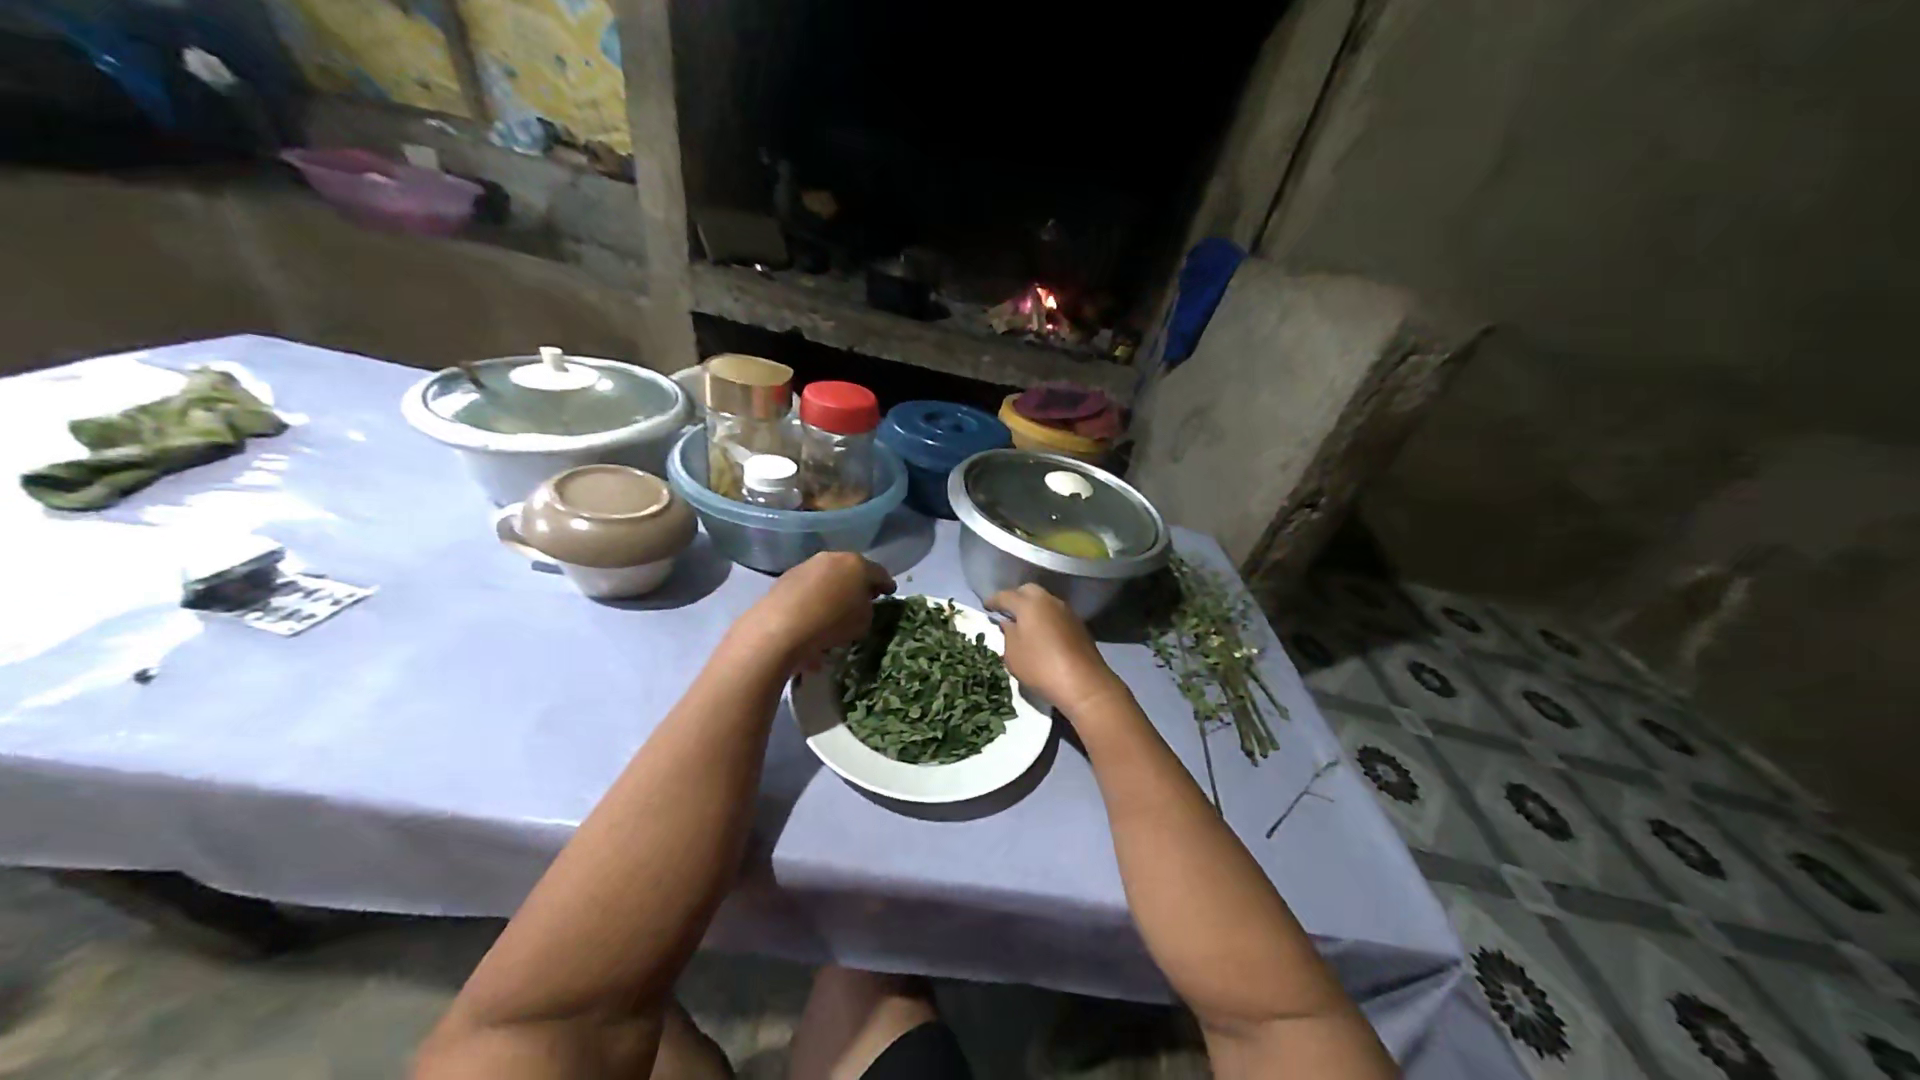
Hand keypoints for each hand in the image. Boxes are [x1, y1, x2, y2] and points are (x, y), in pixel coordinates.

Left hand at [738, 552, 894, 670]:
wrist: (781, 626)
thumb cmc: (832, 622)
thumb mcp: (864, 622)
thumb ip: (867, 609)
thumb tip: (860, 604)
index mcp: (857, 564)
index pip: (879, 573)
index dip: (886, 584)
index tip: (890, 592)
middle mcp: (832, 558)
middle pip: (851, 570)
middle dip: (858, 584)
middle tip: (863, 600)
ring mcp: (806, 566)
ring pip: (827, 578)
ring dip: (833, 591)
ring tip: (834, 611)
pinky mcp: (785, 578)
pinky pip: (808, 589)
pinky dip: (814, 599)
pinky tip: (812, 617)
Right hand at [987, 584, 1126, 716]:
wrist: (1084, 683)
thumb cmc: (1041, 667)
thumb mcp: (1013, 654)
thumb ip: (1008, 634)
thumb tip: (1009, 623)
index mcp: (1029, 604)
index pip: (1006, 595)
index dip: (993, 600)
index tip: (986, 606)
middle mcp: (1049, 601)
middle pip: (1028, 591)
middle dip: (1015, 598)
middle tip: (1006, 612)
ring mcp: (1067, 611)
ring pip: (1045, 601)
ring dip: (1033, 608)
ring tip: (1023, 623)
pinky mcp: (1078, 625)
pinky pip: (1055, 614)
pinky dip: (1045, 618)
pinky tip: (1041, 633)